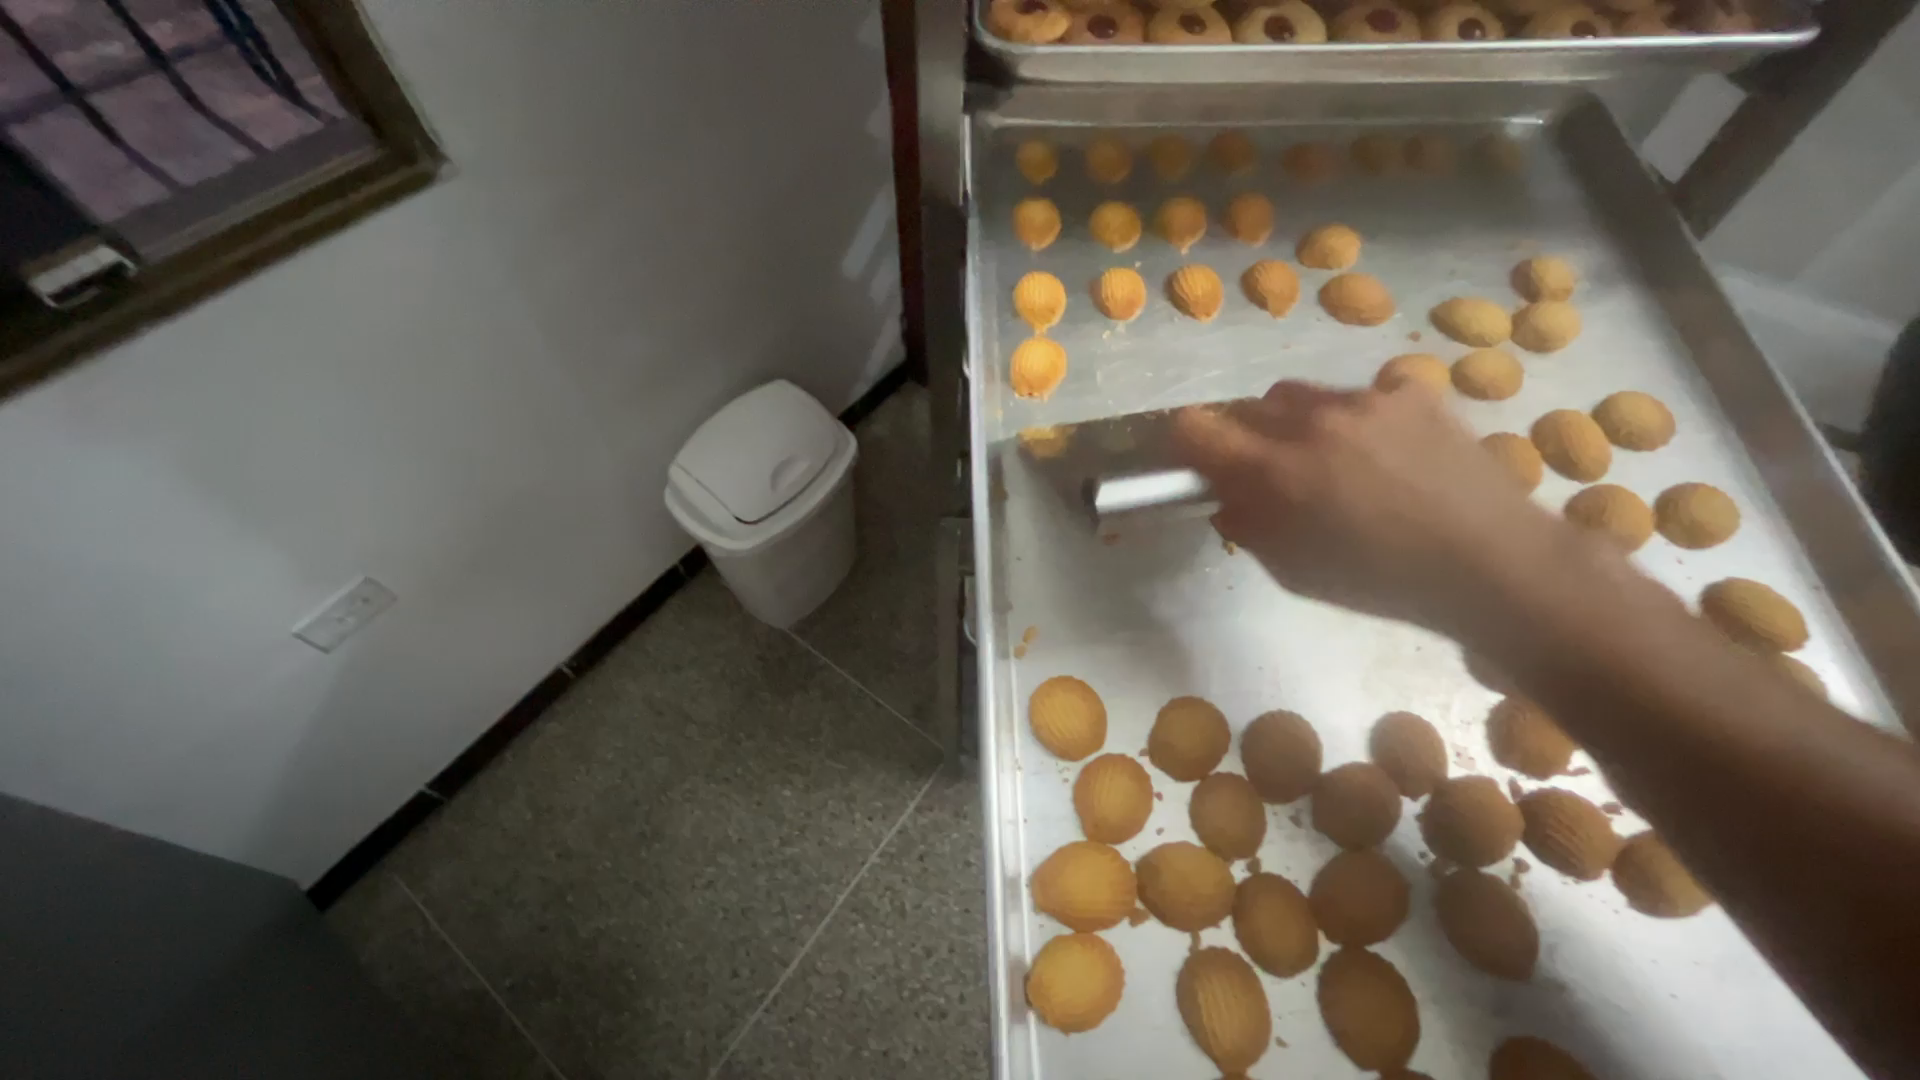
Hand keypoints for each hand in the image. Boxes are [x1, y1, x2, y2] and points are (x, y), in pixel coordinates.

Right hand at [1171, 381, 1567, 636]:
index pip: (1194, 429)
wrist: (1492, 563)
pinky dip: (1356, 419)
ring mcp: (1365, 400)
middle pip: (1245, 408)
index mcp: (1276, 471)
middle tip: (1270, 473)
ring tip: (1333, 461)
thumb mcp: (1293, 571)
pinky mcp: (1411, 392)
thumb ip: (1247, 527)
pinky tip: (1386, 452)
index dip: (1183, 444)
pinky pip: (1360, 394)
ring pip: (1300, 396)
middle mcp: (1312, 422)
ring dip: (1297, 425)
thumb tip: (1226, 498)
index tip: (1195, 464)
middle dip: (1244, 439)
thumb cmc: (1381, 581)